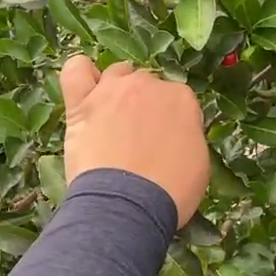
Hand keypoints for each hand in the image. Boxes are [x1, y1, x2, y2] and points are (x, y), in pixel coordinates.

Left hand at [59, 56, 209, 226]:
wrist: (129, 204)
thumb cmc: (170, 192)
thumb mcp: (199, 164)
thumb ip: (188, 137)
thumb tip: (176, 134)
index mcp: (181, 99)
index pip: (176, 100)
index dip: (169, 122)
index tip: (164, 143)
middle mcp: (148, 85)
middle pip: (145, 84)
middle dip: (143, 107)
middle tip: (137, 139)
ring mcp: (112, 90)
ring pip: (116, 74)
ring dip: (116, 90)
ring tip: (112, 120)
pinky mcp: (82, 103)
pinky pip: (76, 71)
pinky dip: (81, 73)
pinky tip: (85, 90)